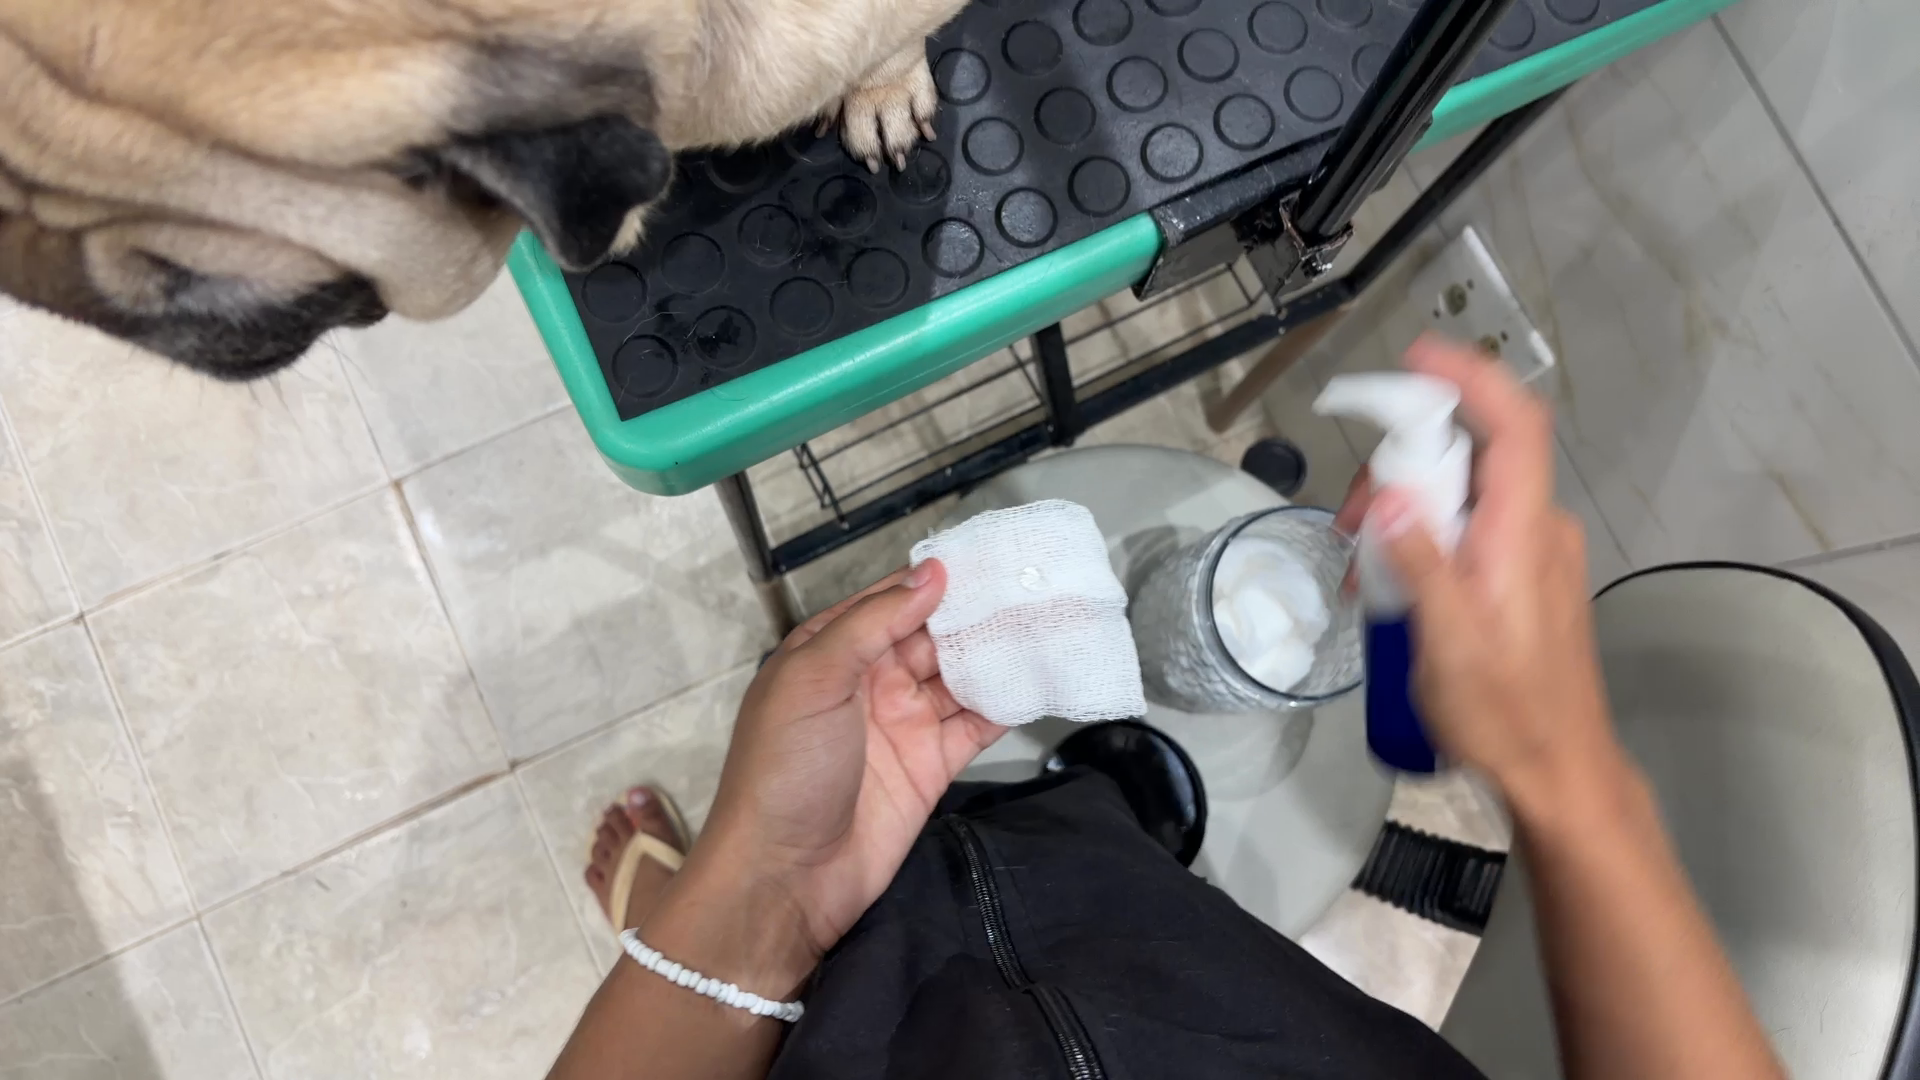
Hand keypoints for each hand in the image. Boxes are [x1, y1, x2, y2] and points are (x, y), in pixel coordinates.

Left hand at [689, 561, 1001, 971]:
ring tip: (1046, 622)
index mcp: (834, 651)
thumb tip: (932, 573)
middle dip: (975, 613)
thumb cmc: (786, 767)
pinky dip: (1005, 704)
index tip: (987, 556)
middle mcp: (871, 679)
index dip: (933, 579)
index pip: (891, 601)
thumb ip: (873, 622)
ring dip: (997, 654)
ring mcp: (904, 722)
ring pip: (959, 675)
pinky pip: (975, 723)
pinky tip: (1039, 678)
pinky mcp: (932, 763)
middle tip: (1031, 585)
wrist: (786, 879)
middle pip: (932, 635)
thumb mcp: (815, 678)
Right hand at [1333, 335, 1621, 797]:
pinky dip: (1414, 535)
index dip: (1470, 381)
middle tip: (1349, 522)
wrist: (1554, 769)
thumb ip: (1425, 562)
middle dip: (1398, 470)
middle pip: (1467, 457)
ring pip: (1456, 493)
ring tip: (1361, 566)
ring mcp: (1525, 550)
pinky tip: (1386, 578)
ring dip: (1399, 511)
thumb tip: (1392, 496)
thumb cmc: (1502, 710)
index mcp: (1523, 534)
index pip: (1513, 429)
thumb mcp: (1450, 640)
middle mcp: (1533, 528)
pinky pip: (1459, 526)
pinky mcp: (1511, 573)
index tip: (1414, 360)